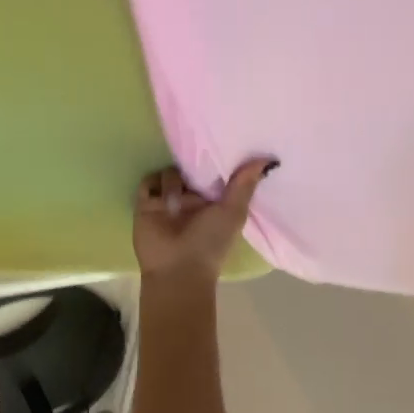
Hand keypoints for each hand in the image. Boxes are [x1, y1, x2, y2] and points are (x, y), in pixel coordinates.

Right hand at [133, 158, 274, 281]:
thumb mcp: (232, 213)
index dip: (215, 161)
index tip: (220, 145)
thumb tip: (267, 159)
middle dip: (190, 165)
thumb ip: (244, 186)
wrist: (177, 267)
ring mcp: (167, 201)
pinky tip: (160, 193)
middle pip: (187, 169)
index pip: (212, 173)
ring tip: (176, 199)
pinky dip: (152, 183)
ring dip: (172, 182)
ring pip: (168, 173)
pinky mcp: (145, 204)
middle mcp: (190, 199)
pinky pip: (147, 183)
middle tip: (193, 159)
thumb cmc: (210, 242)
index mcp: (213, 201)